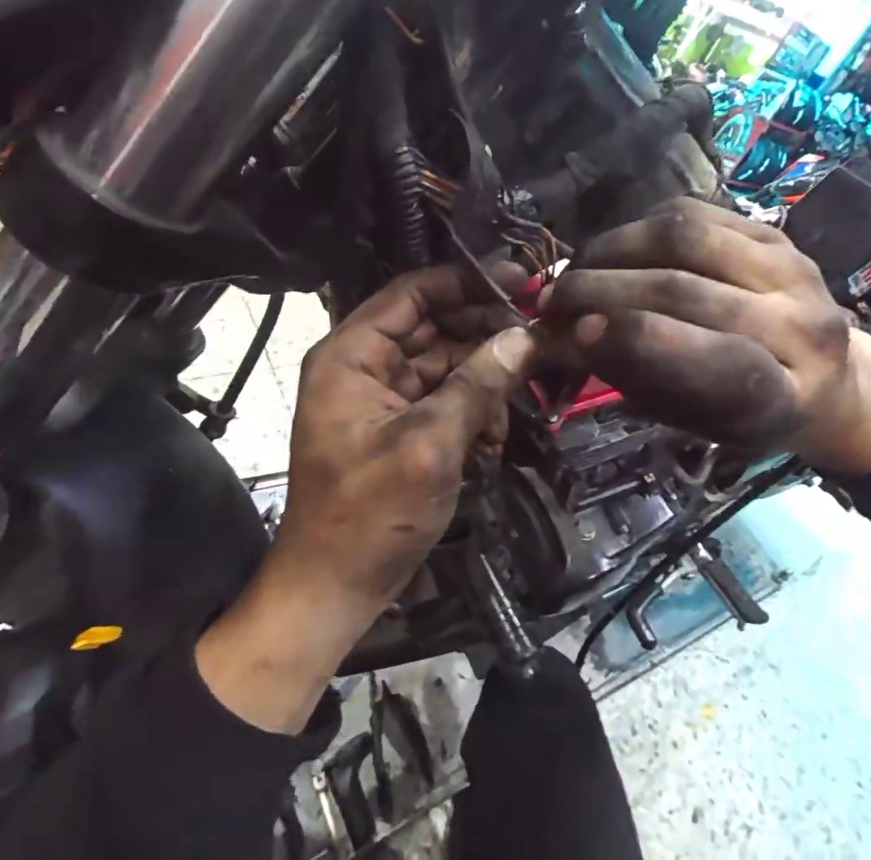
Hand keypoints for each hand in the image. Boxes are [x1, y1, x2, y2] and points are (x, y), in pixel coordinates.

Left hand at [197, 267, 535, 732]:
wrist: (334, 588)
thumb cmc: (371, 513)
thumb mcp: (429, 442)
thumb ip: (478, 383)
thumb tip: (525, 336)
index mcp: (352, 355)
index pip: (412, 293)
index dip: (466, 281)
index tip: (520, 282)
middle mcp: (364, 366)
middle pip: (433, 326)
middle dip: (483, 332)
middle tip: (536, 337)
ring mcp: (382, 399)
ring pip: (444, 364)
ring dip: (484, 377)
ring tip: (520, 394)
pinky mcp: (400, 429)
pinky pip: (443, 400)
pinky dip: (472, 409)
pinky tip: (494, 435)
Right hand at [537, 197, 870, 474]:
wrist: (829, 379)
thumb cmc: (746, 416)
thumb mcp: (690, 419)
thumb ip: (632, 376)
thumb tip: (560, 336)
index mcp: (787, 396)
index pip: (720, 359)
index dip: (639, 340)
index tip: (574, 332)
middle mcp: (802, 325)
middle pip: (684, 288)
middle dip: (599, 290)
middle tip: (549, 302)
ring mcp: (793, 269)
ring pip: (683, 236)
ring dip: (611, 249)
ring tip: (574, 270)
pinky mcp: (774, 233)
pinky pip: (692, 213)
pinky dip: (638, 228)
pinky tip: (613, 251)